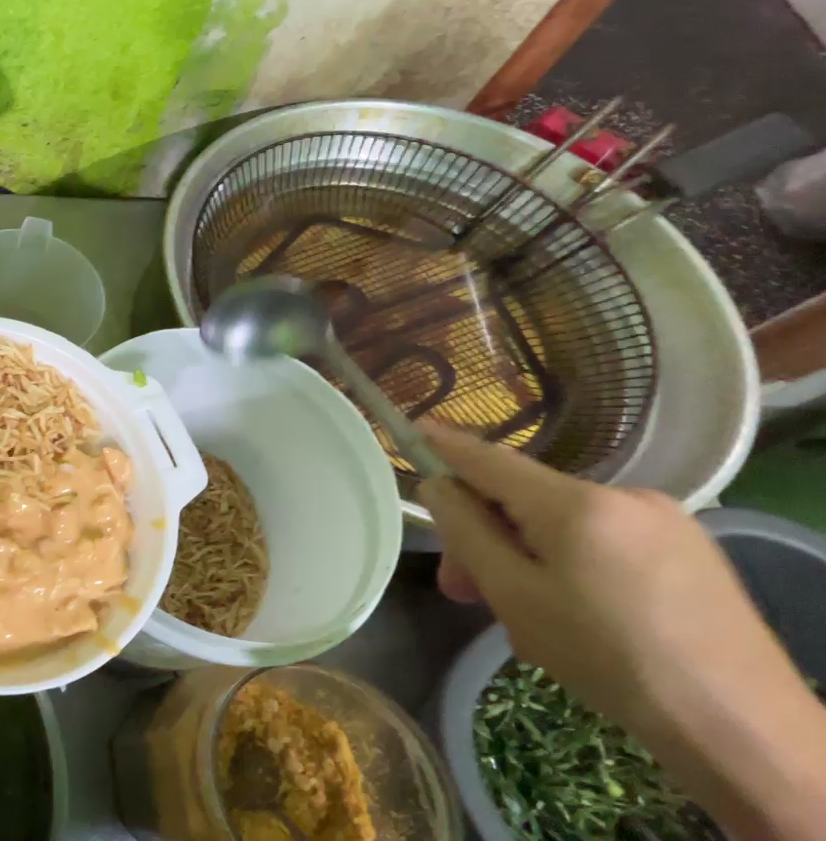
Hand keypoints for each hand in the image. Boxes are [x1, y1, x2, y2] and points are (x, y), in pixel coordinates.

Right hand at [417, 422, 825, 840]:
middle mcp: (625, 495)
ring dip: (529, 557)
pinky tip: (578, 614)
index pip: (490, 458)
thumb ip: (465, 531)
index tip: (412, 427)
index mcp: (576, 503)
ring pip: (565, 525)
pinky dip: (573, 565)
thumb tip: (438, 486)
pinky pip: (605, 542)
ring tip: (525, 616)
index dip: (445, 444)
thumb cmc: (609, 657)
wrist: (742, 727)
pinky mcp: (692, 550)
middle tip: (465, 591)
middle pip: (526, 500)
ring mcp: (667, 522)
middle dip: (487, 536)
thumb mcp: (513, 596)